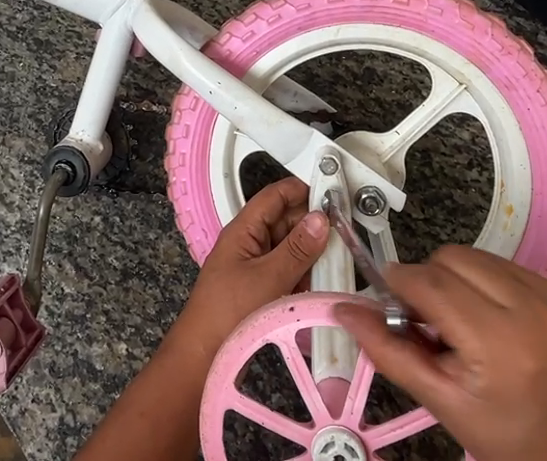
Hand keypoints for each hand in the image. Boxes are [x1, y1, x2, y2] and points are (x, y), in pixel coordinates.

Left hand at [170, 177, 328, 358]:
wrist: (203, 356)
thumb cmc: (227, 312)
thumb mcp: (268, 277)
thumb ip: (296, 249)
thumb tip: (320, 218)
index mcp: (243, 230)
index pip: (274, 196)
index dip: (301, 191)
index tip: (332, 194)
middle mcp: (249, 243)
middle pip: (285, 222)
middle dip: (312, 226)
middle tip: (342, 235)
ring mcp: (255, 266)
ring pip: (289, 248)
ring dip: (310, 254)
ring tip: (335, 263)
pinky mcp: (261, 289)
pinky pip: (287, 271)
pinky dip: (304, 275)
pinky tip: (321, 286)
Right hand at [337, 246, 546, 460]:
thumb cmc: (507, 438)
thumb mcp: (441, 402)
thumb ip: (389, 352)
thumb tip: (345, 310)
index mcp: (498, 343)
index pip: (429, 283)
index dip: (399, 284)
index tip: (390, 303)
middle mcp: (532, 310)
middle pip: (452, 258)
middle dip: (429, 281)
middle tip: (430, 321)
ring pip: (478, 257)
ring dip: (459, 279)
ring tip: (464, 321)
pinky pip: (509, 267)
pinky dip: (490, 284)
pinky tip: (495, 320)